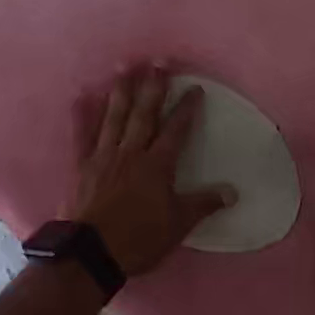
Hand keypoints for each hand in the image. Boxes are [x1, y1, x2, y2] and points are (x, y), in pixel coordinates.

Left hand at [67, 65, 235, 276]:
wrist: (91, 253)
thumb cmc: (140, 239)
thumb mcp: (178, 225)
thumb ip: (204, 204)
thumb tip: (233, 191)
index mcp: (157, 166)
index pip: (176, 130)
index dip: (187, 108)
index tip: (194, 87)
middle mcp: (131, 153)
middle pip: (144, 114)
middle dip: (153, 87)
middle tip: (157, 62)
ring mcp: (103, 157)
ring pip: (114, 117)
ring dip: (121, 91)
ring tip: (125, 67)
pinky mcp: (81, 166)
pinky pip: (82, 135)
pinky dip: (82, 115)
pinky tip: (82, 96)